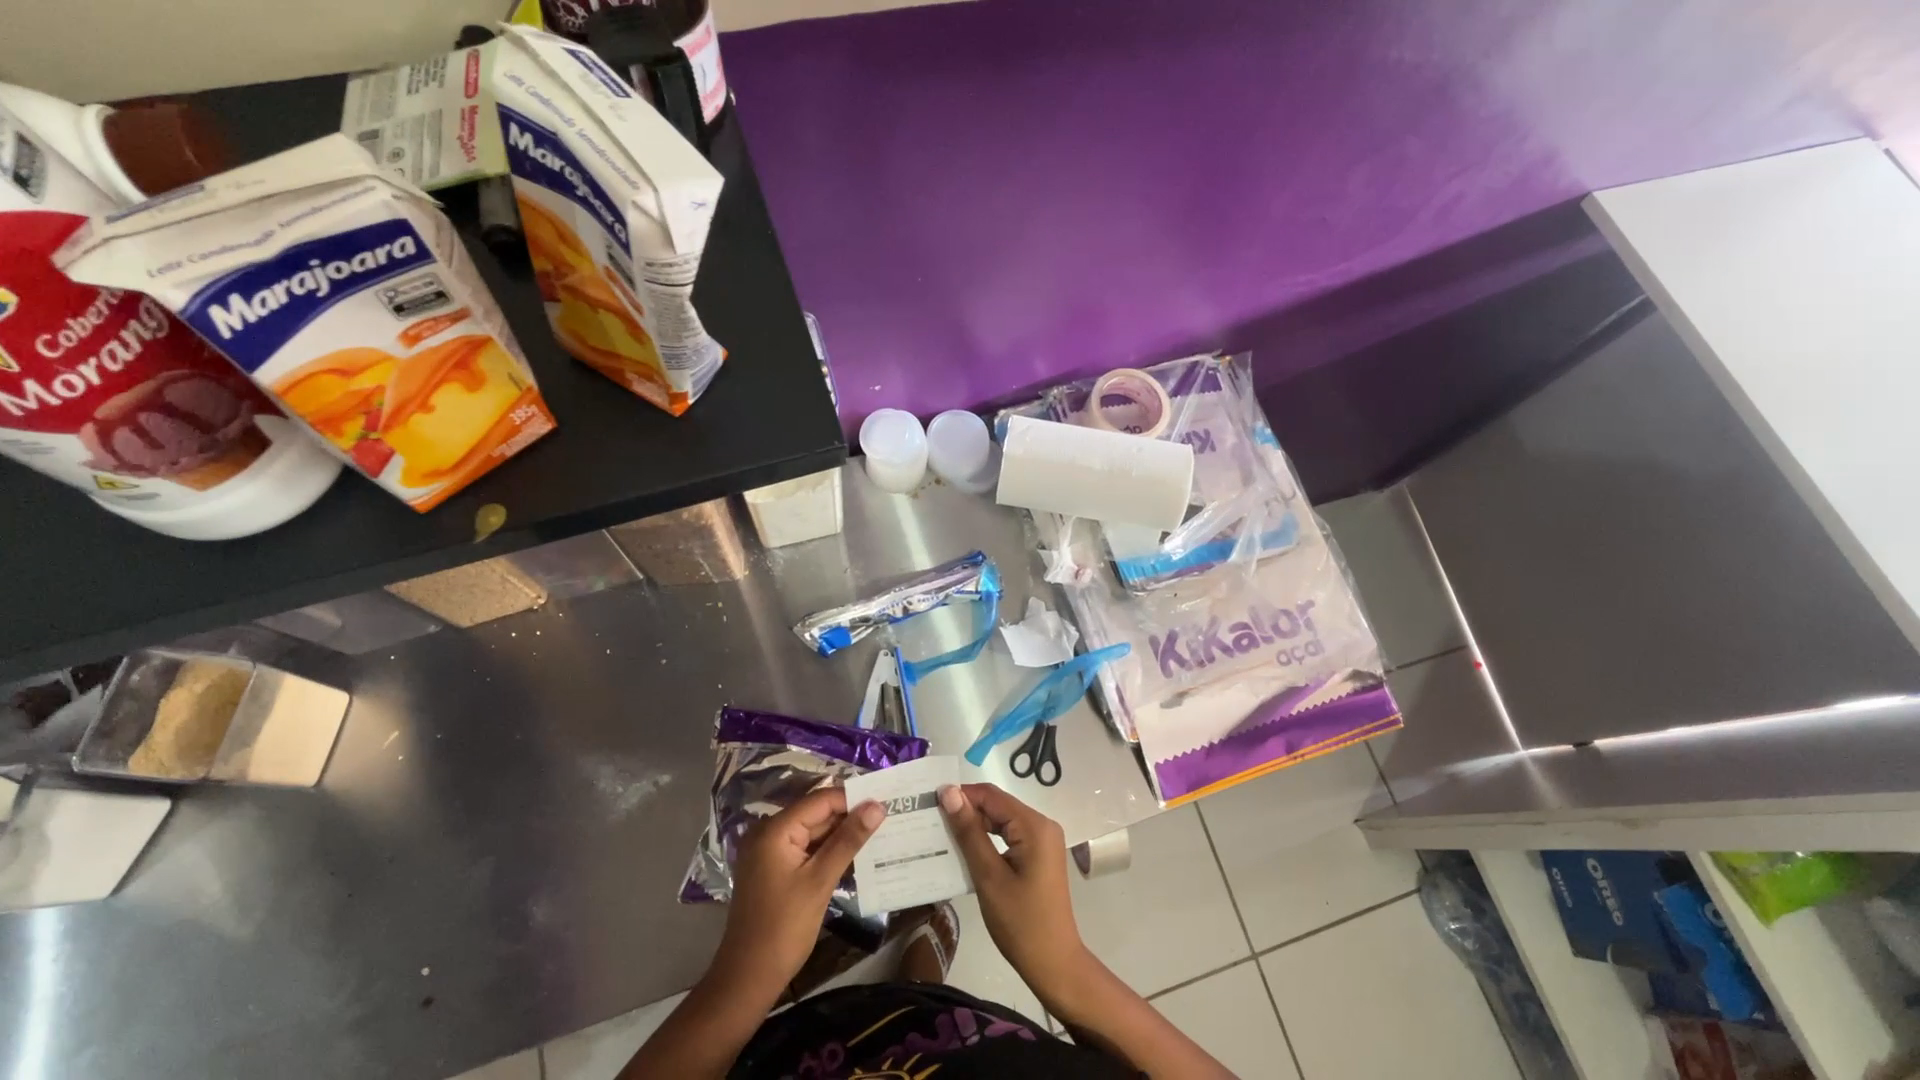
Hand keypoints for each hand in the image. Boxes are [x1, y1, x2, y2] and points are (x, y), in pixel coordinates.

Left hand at [716, 787, 884, 993]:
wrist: (749, 976)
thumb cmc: (784, 927)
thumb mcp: (820, 881)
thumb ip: (848, 840)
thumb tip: (877, 805)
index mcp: (775, 830)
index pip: (820, 800)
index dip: (853, 799)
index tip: (887, 802)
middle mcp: (769, 834)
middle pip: (816, 815)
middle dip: (851, 816)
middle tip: (889, 817)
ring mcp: (770, 853)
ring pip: (813, 833)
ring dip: (843, 835)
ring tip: (881, 833)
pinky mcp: (774, 871)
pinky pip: (806, 851)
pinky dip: (829, 852)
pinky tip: (856, 856)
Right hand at [940, 782, 1089, 996]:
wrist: (1052, 962)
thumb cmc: (1020, 921)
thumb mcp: (988, 875)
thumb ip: (969, 831)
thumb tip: (949, 792)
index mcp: (1034, 826)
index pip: (991, 796)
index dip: (960, 795)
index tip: (928, 803)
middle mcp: (1042, 826)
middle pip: (998, 806)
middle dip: (966, 810)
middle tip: (930, 819)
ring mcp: (1042, 842)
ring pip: (1001, 821)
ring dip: (974, 826)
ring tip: (941, 833)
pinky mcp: (1038, 856)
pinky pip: (1008, 837)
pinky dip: (986, 841)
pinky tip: (964, 851)